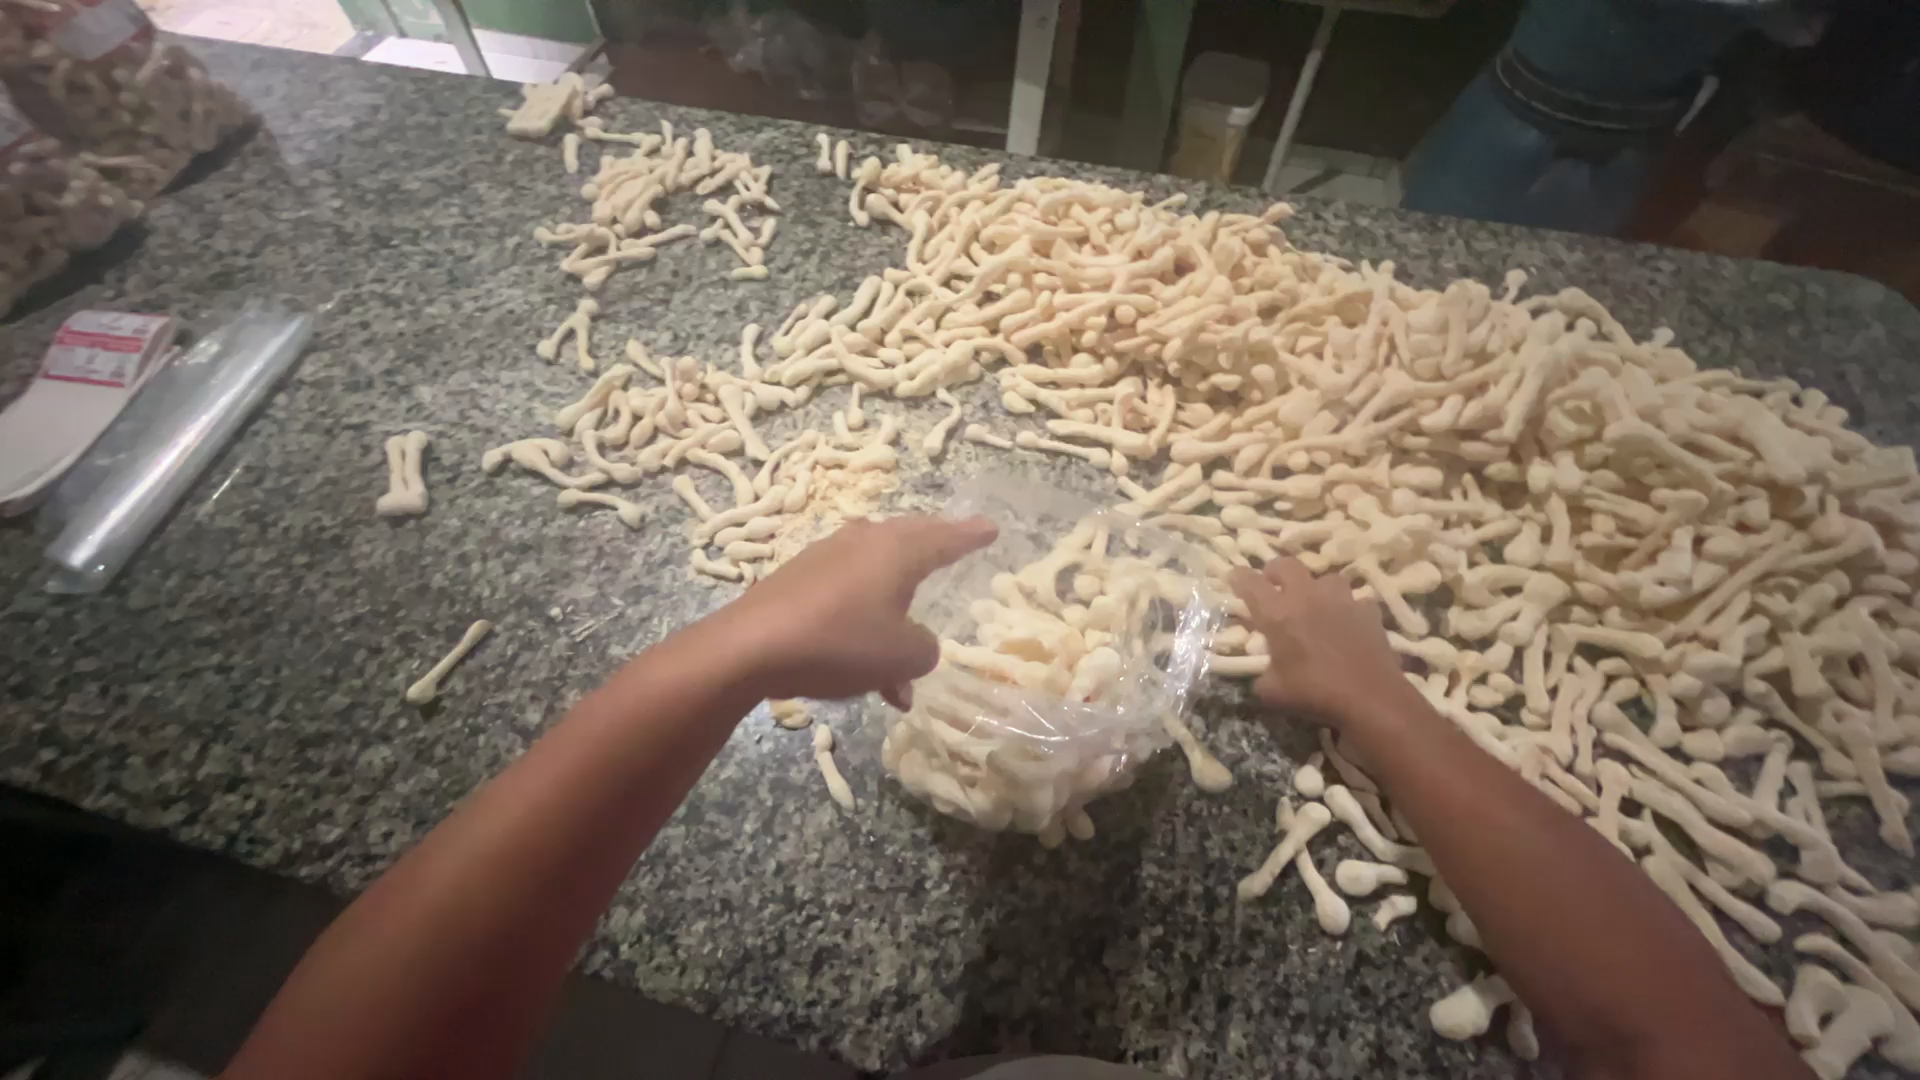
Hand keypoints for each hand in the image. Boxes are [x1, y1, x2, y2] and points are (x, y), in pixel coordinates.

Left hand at [718, 514, 997, 708]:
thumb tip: (918, 643)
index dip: (971, 535)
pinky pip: (849, 594)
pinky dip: (866, 622)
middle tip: (956, 546)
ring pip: (878, 573)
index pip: (946, 538)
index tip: (991, 527)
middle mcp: (864, 542)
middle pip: (910, 540)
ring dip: (897, 606)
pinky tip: (865, 669)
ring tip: (910, 647)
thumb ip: (924, 649)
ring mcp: (827, 557)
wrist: (749, 648)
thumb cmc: (839, 642)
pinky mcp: (800, 579)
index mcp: (897, 551)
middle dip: (935, 548)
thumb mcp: (901, 656)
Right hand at [1229, 556, 1413, 727]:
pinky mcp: (1369, 613)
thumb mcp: (1272, 692)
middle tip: (1270, 585)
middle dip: (1273, 571)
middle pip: (1286, 565)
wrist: (1371, 700)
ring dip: (1315, 587)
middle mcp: (1307, 598)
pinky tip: (1346, 622)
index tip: (1233, 578)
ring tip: (1313, 603)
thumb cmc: (1314, 693)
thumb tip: (1262, 675)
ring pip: (1325, 578)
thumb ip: (1261, 676)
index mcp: (1277, 613)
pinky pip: (1356, 601)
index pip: (1250, 583)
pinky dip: (1348, 608)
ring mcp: (1341, 601)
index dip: (1238, 577)